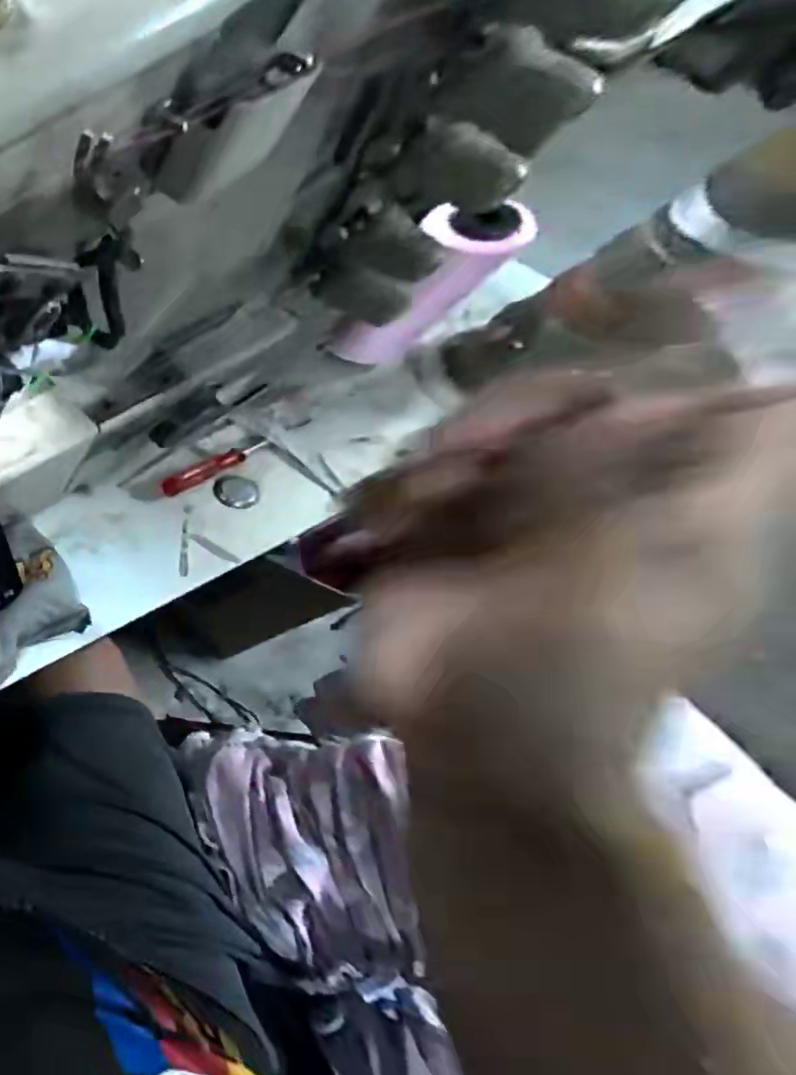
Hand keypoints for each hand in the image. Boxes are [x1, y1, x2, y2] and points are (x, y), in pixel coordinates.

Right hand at [349, 375, 795, 801]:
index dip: (687, 353)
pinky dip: (389, 499)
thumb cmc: (568, 671)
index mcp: (675, 503)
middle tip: (470, 451)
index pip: (716, 403)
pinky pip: (404, 485)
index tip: (620, 311)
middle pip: (571, 405)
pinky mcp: (426, 537)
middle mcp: (590, 494)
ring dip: (439, 464)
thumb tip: (627, 397)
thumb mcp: (619, 579)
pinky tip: (387, 532)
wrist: (471, 735)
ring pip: (472, 439)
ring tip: (420, 511)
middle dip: (514, 414)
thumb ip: (619, 484)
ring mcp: (500, 515)